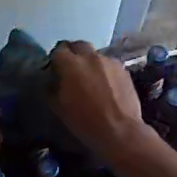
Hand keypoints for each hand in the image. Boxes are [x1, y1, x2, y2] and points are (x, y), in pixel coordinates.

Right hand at [50, 41, 154, 159]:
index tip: (55, 70)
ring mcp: (109, 61)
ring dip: (90, 63)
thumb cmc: (84, 121)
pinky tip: (106, 86)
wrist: (119, 131)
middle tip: (72, 70)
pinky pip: (109, 64)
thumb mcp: (58, 107)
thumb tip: (53, 79)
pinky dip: (104, 71)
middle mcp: (90, 56)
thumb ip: (52, 87)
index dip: (56, 59)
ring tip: (91, 79)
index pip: (59, 50)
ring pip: (95, 55)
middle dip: (73, 54)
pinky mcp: (124, 69)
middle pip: (78, 45)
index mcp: (70, 64)